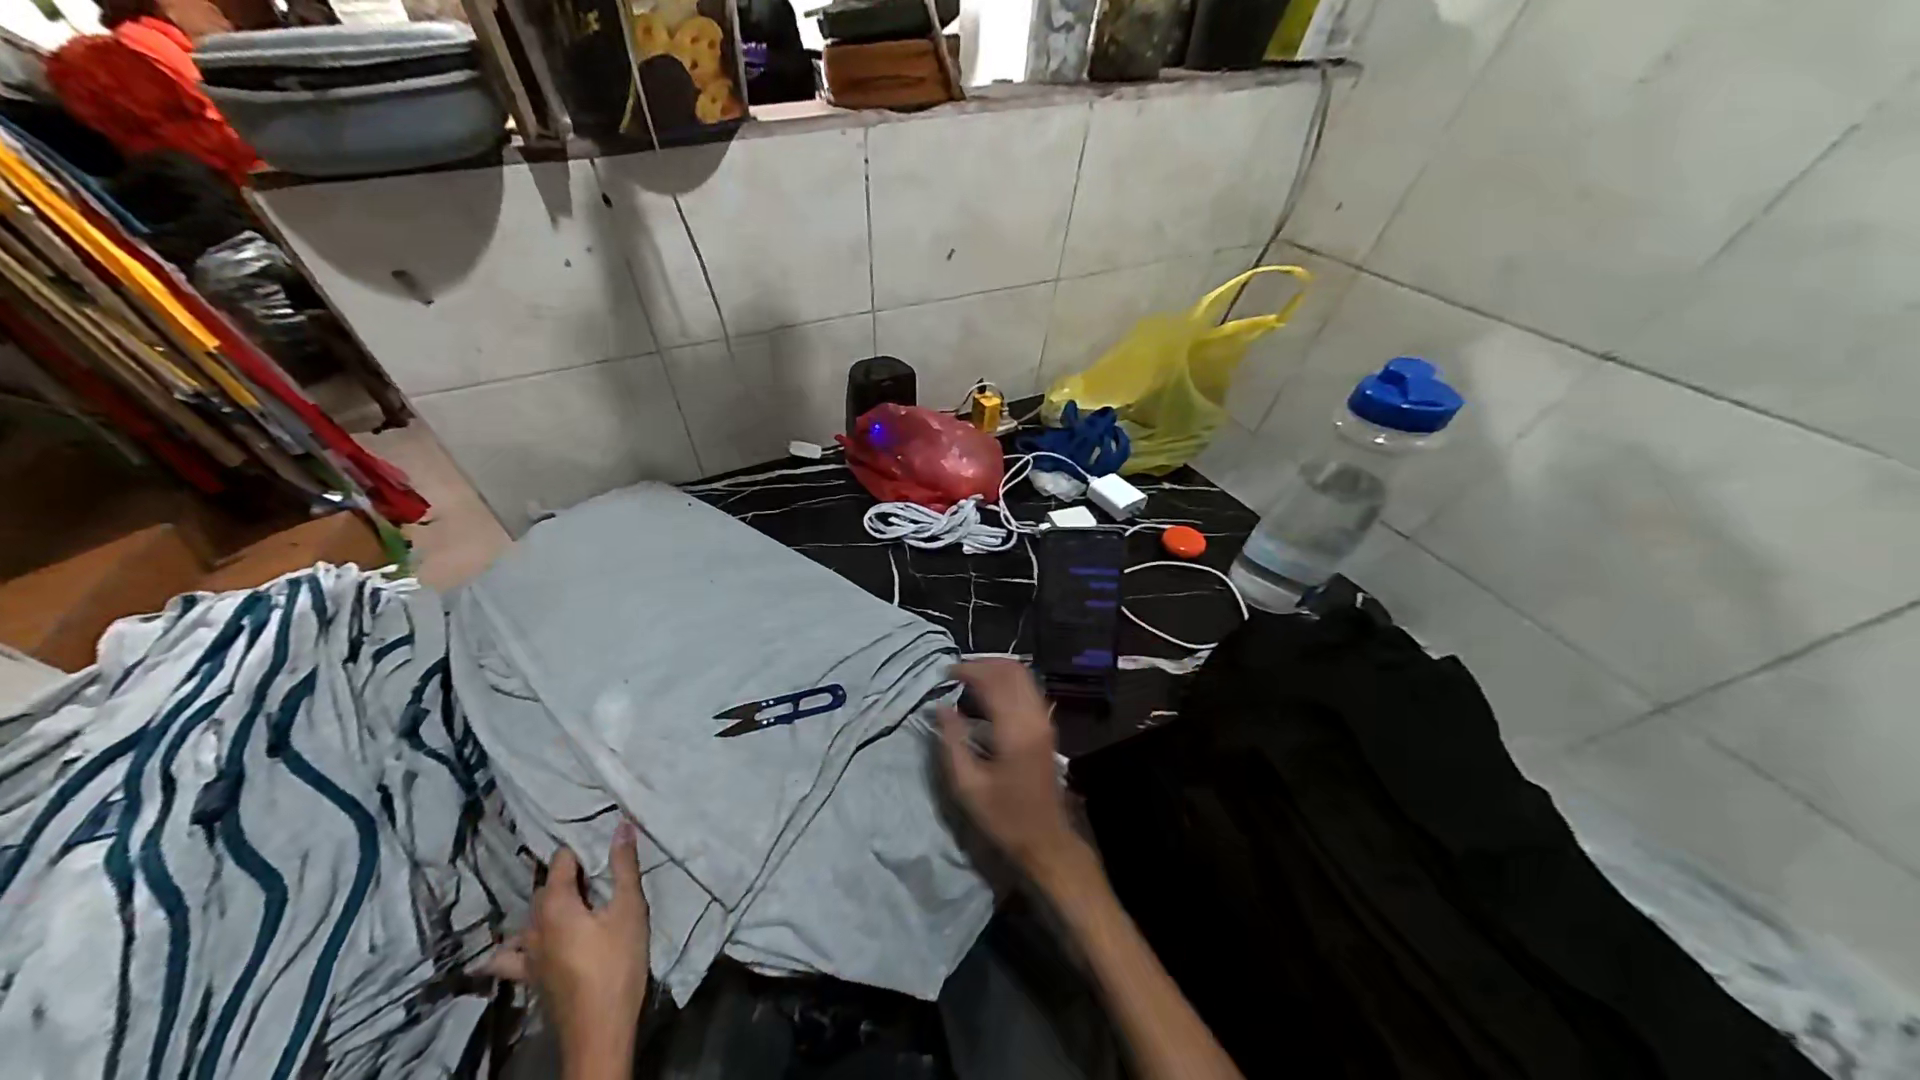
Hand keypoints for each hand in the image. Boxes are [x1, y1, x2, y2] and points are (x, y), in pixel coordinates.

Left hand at [487, 821, 650, 1079]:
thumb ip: (623, 866)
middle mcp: (533, 926)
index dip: (581, 849)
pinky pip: (511, 957)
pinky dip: (512, 948)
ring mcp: (526, 956)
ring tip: (569, 904)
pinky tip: (517, 948)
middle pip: (546, 889)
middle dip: (568, 876)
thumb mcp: (630, 908)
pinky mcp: (529, 978)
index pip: (561, 861)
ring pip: (529, 919)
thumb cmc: (617, 963)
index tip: (602, 844)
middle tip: (599, 874)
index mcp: (555, 905)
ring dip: (546, 907)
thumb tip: (621, 824)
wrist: (600, 1028)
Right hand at [938, 659, 1086, 880]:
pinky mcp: (1047, 727)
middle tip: (956, 671)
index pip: (992, 681)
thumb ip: (952, 741)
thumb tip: (941, 707)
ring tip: (968, 678)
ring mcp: (1045, 720)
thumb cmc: (1004, 816)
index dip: (968, 670)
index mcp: (1014, 729)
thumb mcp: (967, 785)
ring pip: (1024, 676)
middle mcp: (1034, 717)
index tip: (945, 673)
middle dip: (982, 663)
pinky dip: (1007, 681)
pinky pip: (1028, 689)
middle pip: (1012, 670)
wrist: (1045, 839)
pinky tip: (988, 693)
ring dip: (996, 670)